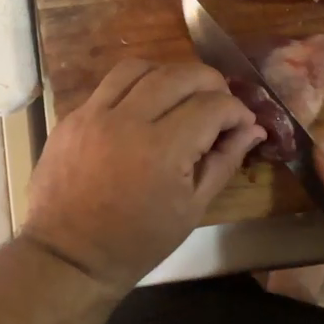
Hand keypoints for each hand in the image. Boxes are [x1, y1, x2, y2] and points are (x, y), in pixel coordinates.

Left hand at [24, 60, 264, 289]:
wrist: (70, 255)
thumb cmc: (138, 242)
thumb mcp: (192, 208)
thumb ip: (224, 161)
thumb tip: (253, 129)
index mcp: (163, 150)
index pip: (213, 106)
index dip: (236, 111)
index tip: (242, 124)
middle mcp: (129, 122)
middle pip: (180, 76)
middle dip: (211, 82)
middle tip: (220, 101)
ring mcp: (95, 114)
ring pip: (141, 68)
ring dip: (170, 74)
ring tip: (182, 95)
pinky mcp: (73, 117)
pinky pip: (110, 84)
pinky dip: (136, 85)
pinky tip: (146, 106)